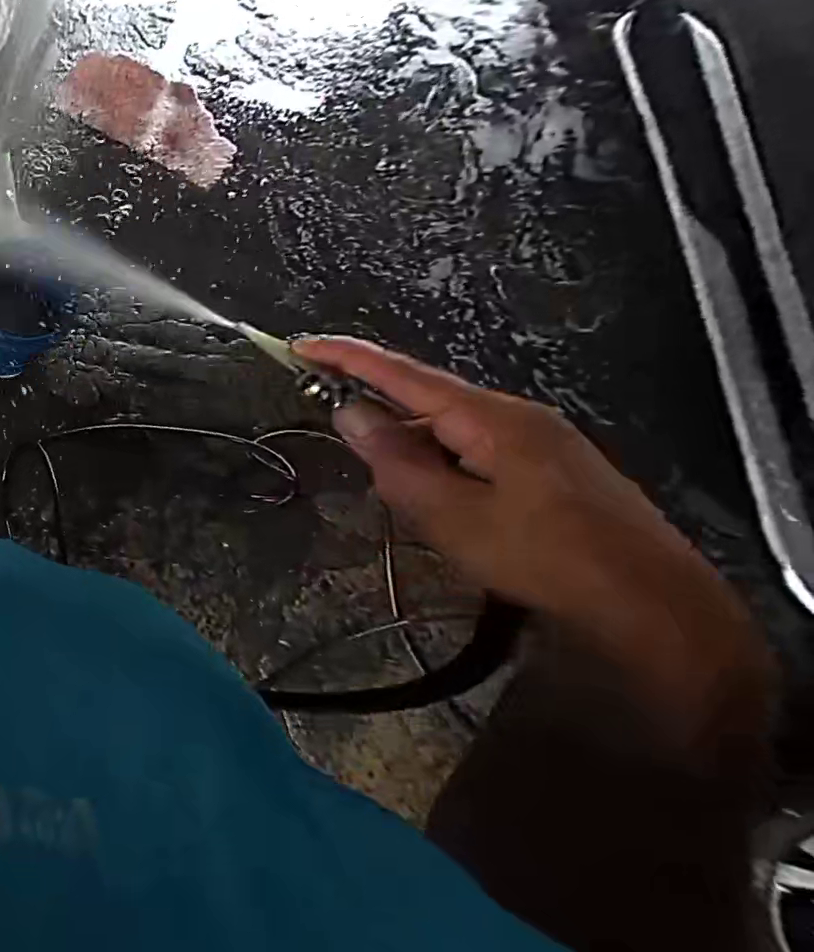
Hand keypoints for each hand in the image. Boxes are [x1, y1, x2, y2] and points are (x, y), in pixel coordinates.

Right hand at [293, 336, 766, 733]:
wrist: (651, 605)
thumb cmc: (538, 555)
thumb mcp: (444, 510)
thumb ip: (391, 458)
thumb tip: (350, 412)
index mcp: (488, 418)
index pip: (401, 374)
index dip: (346, 358)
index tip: (301, 346)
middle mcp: (514, 416)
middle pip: (423, 399)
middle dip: (376, 411)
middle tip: (338, 436)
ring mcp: (536, 439)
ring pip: (445, 428)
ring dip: (406, 447)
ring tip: (396, 492)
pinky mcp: (545, 466)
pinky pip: (468, 448)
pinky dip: (434, 461)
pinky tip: (433, 497)